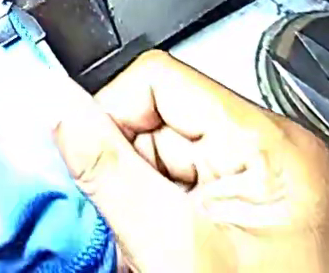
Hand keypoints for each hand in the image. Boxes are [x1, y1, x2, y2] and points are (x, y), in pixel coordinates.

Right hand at [51, 50, 328, 272]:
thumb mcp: (172, 245)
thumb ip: (106, 165)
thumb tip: (56, 102)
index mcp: (272, 145)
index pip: (155, 79)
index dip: (115, 115)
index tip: (106, 166)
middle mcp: (272, 149)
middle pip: (153, 114)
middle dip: (129, 165)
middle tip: (144, 226)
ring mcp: (263, 177)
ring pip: (156, 146)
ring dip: (139, 191)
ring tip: (166, 248)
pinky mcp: (250, 201)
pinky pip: (175, 176)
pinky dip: (158, 209)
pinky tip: (176, 249)